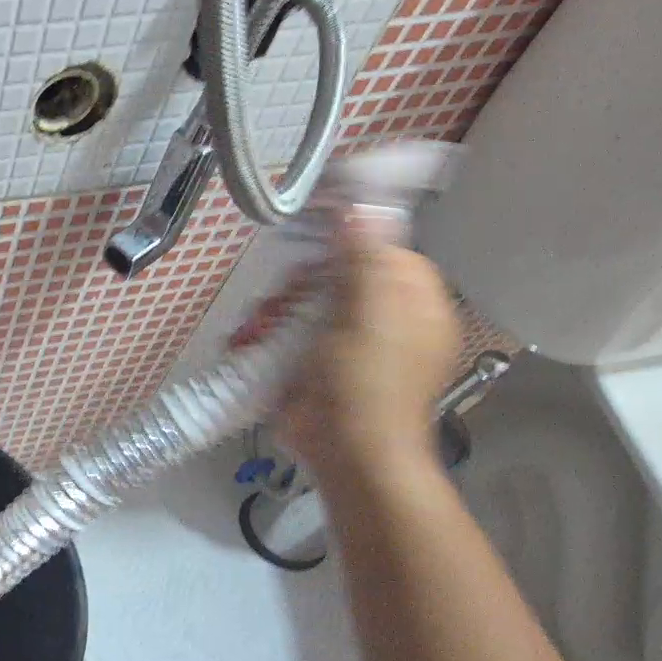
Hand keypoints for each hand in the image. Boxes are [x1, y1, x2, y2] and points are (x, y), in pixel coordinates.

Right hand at [279, 218, 458, 478]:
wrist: (347, 454)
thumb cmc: (367, 383)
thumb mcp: (369, 313)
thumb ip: (364, 258)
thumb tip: (359, 206)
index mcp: (411, 301)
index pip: (383, 249)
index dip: (348, 237)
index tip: (309, 236)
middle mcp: (382, 318)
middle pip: (335, 275)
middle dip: (299, 283)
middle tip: (280, 297)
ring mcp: (344, 345)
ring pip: (303, 306)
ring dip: (274, 311)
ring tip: (257, 328)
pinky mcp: (311, 367)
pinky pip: (286, 336)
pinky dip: (264, 337)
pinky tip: (250, 342)